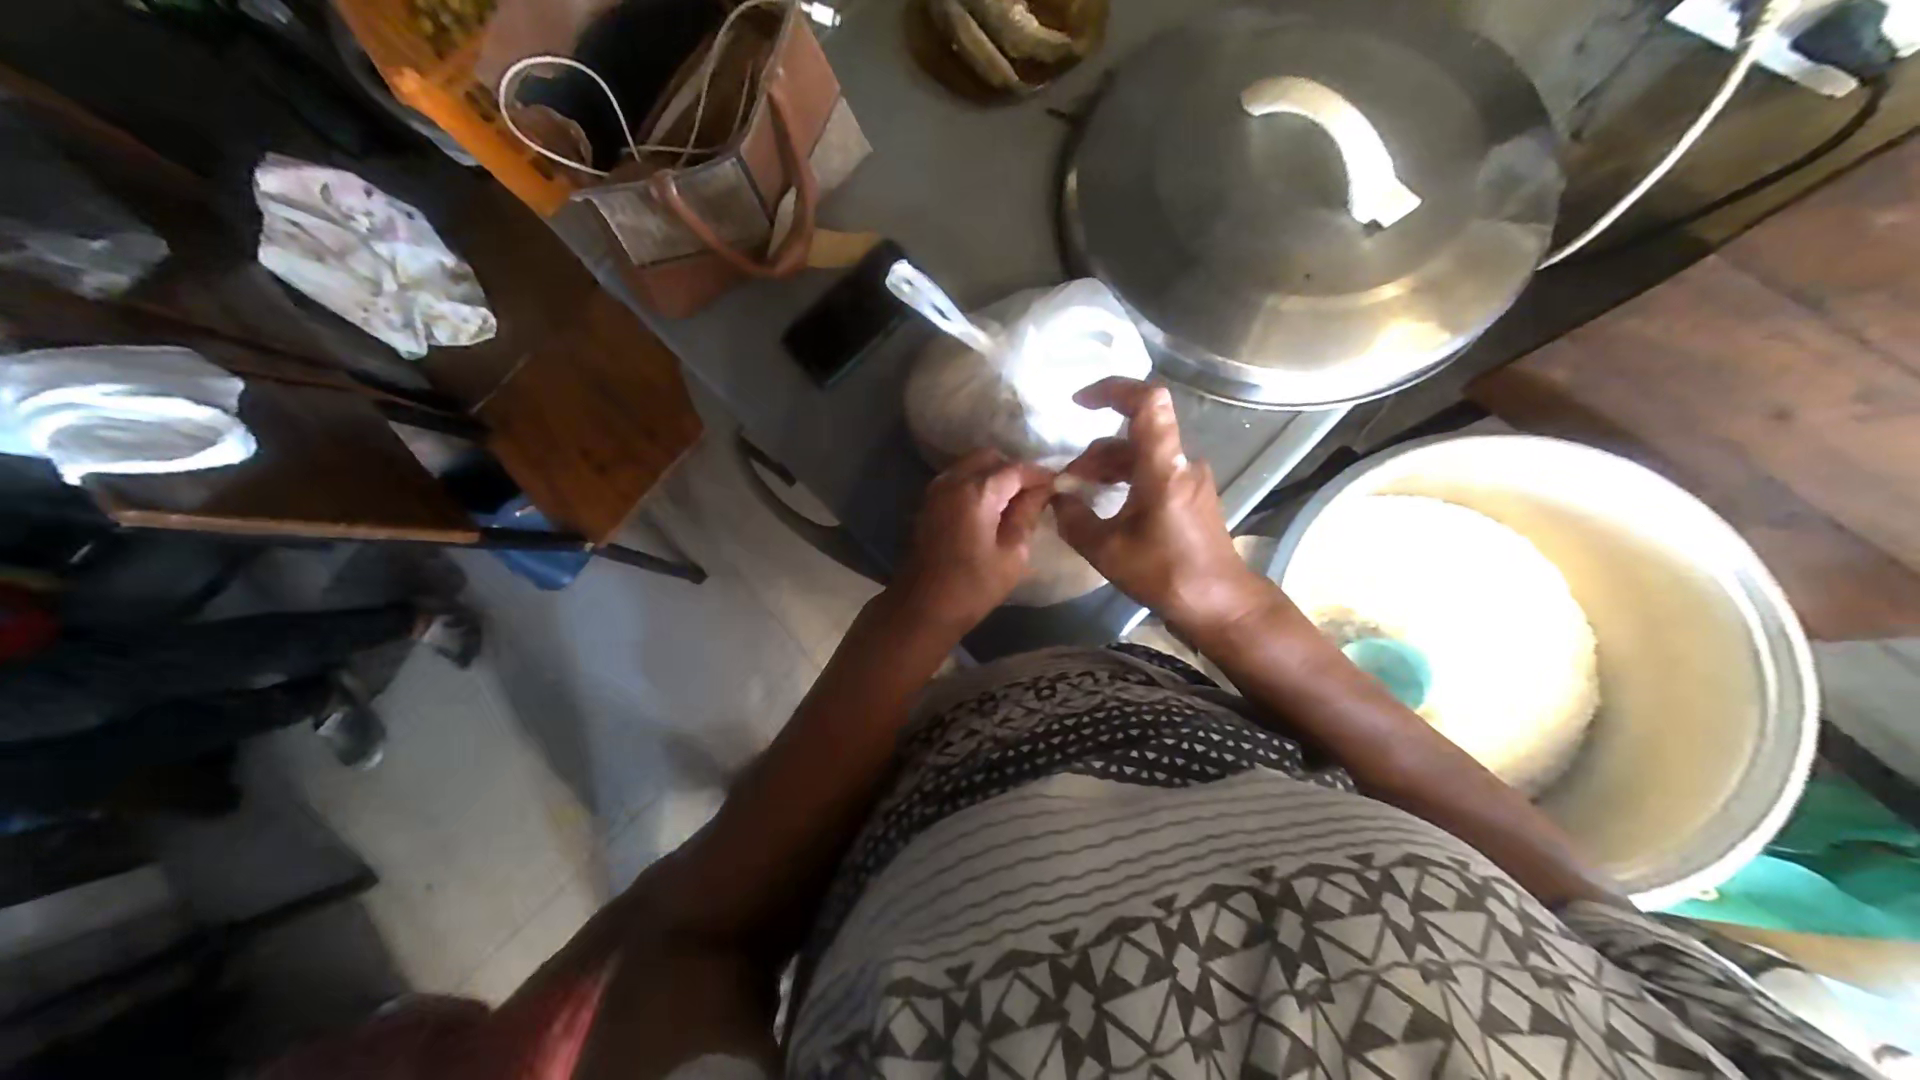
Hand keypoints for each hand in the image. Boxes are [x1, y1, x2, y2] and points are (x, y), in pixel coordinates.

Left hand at [894, 449, 1055, 632]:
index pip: (1016, 468)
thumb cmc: (972, 587)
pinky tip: (990, 509)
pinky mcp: (926, 503)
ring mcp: (935, 490)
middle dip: (1014, 470)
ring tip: (1013, 502)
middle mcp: (952, 480)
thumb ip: (1027, 514)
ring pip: (970, 466)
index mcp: (976, 491)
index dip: (1040, 474)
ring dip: (993, 475)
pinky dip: (975, 484)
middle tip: (1033, 494)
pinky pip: (956, 480)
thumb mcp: (1012, 554)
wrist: (921, 609)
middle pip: (989, 458)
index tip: (1057, 485)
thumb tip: (1042, 491)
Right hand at [1053, 378, 1278, 636]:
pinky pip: (1151, 473)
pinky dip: (1123, 480)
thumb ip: (1073, 518)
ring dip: (1105, 468)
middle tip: (1066, 482)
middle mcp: (1180, 463)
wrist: (1218, 603)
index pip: (1147, 402)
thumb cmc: (1164, 573)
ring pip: (1140, 455)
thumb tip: (1056, 498)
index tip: (1078, 403)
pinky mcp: (1190, 495)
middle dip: (1092, 452)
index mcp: (1162, 467)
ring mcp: (1189, 479)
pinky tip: (1104, 504)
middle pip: (1132, 435)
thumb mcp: (1106, 550)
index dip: (1112, 389)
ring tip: (1078, 495)